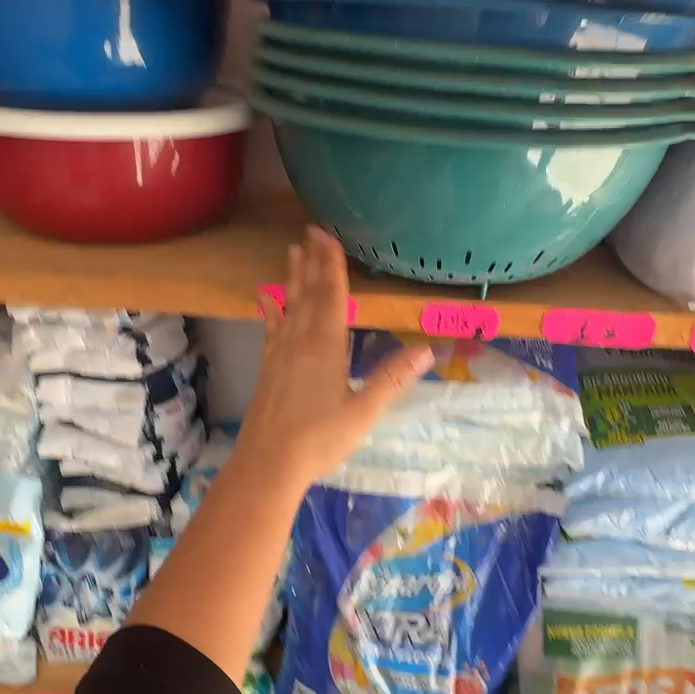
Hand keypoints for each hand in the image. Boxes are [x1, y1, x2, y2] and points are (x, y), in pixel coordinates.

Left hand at [236, 227, 434, 491]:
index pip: (332, 295)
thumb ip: (391, 378)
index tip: (329, 235)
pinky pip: (272, 329)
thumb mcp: (364, 410)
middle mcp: (300, 340)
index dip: (332, 264)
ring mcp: (279, 352)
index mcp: (326, 345)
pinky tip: (267, 299)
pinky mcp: (268, 368)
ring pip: (289, 305)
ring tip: (291, 251)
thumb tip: (427, 349)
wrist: (268, 463)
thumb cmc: (320, 438)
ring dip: (293, 278)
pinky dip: (272, 310)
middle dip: (313, 261)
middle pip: (309, 293)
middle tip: (311, 230)